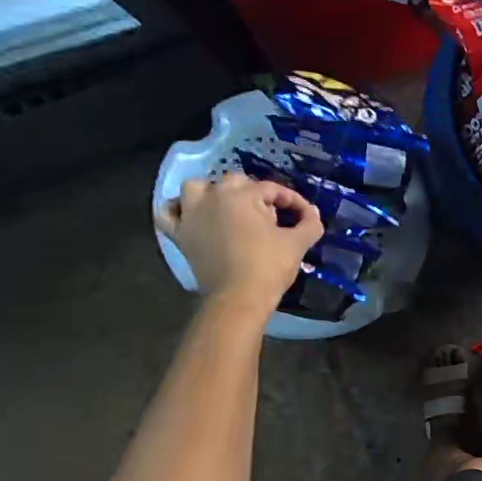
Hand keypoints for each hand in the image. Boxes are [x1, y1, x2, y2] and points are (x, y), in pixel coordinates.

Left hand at [155, 174, 322, 309]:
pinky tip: (191, 215)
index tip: (305, 216)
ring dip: (212, 192)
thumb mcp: (298, 244)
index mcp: (243, 195)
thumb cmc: (269, 267)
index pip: (272, 189)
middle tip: (271, 214)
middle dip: (255, 193)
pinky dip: (177, 209)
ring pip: (196, 187)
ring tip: (228, 206)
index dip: (292, 201)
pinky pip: (168, 212)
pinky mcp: (180, 233)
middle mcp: (213, 196)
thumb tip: (313, 213)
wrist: (238, 299)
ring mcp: (191, 214)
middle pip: (235, 181)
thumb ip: (310, 223)